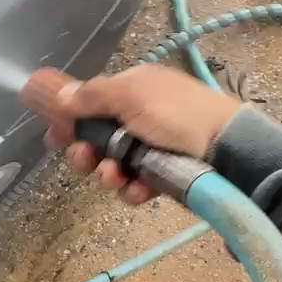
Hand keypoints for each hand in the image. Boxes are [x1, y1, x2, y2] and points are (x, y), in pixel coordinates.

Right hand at [22, 65, 239, 204]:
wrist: (227, 150)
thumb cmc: (178, 114)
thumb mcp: (132, 95)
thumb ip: (91, 96)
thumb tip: (55, 93)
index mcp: (133, 91)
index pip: (90, 104)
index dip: (69, 120)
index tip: (54, 137)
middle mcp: (139, 118)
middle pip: (95, 139)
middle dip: (84, 152)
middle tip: (84, 158)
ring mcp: (150, 150)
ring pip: (110, 167)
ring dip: (105, 174)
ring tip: (114, 176)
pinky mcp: (161, 177)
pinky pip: (133, 186)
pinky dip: (131, 190)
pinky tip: (138, 190)